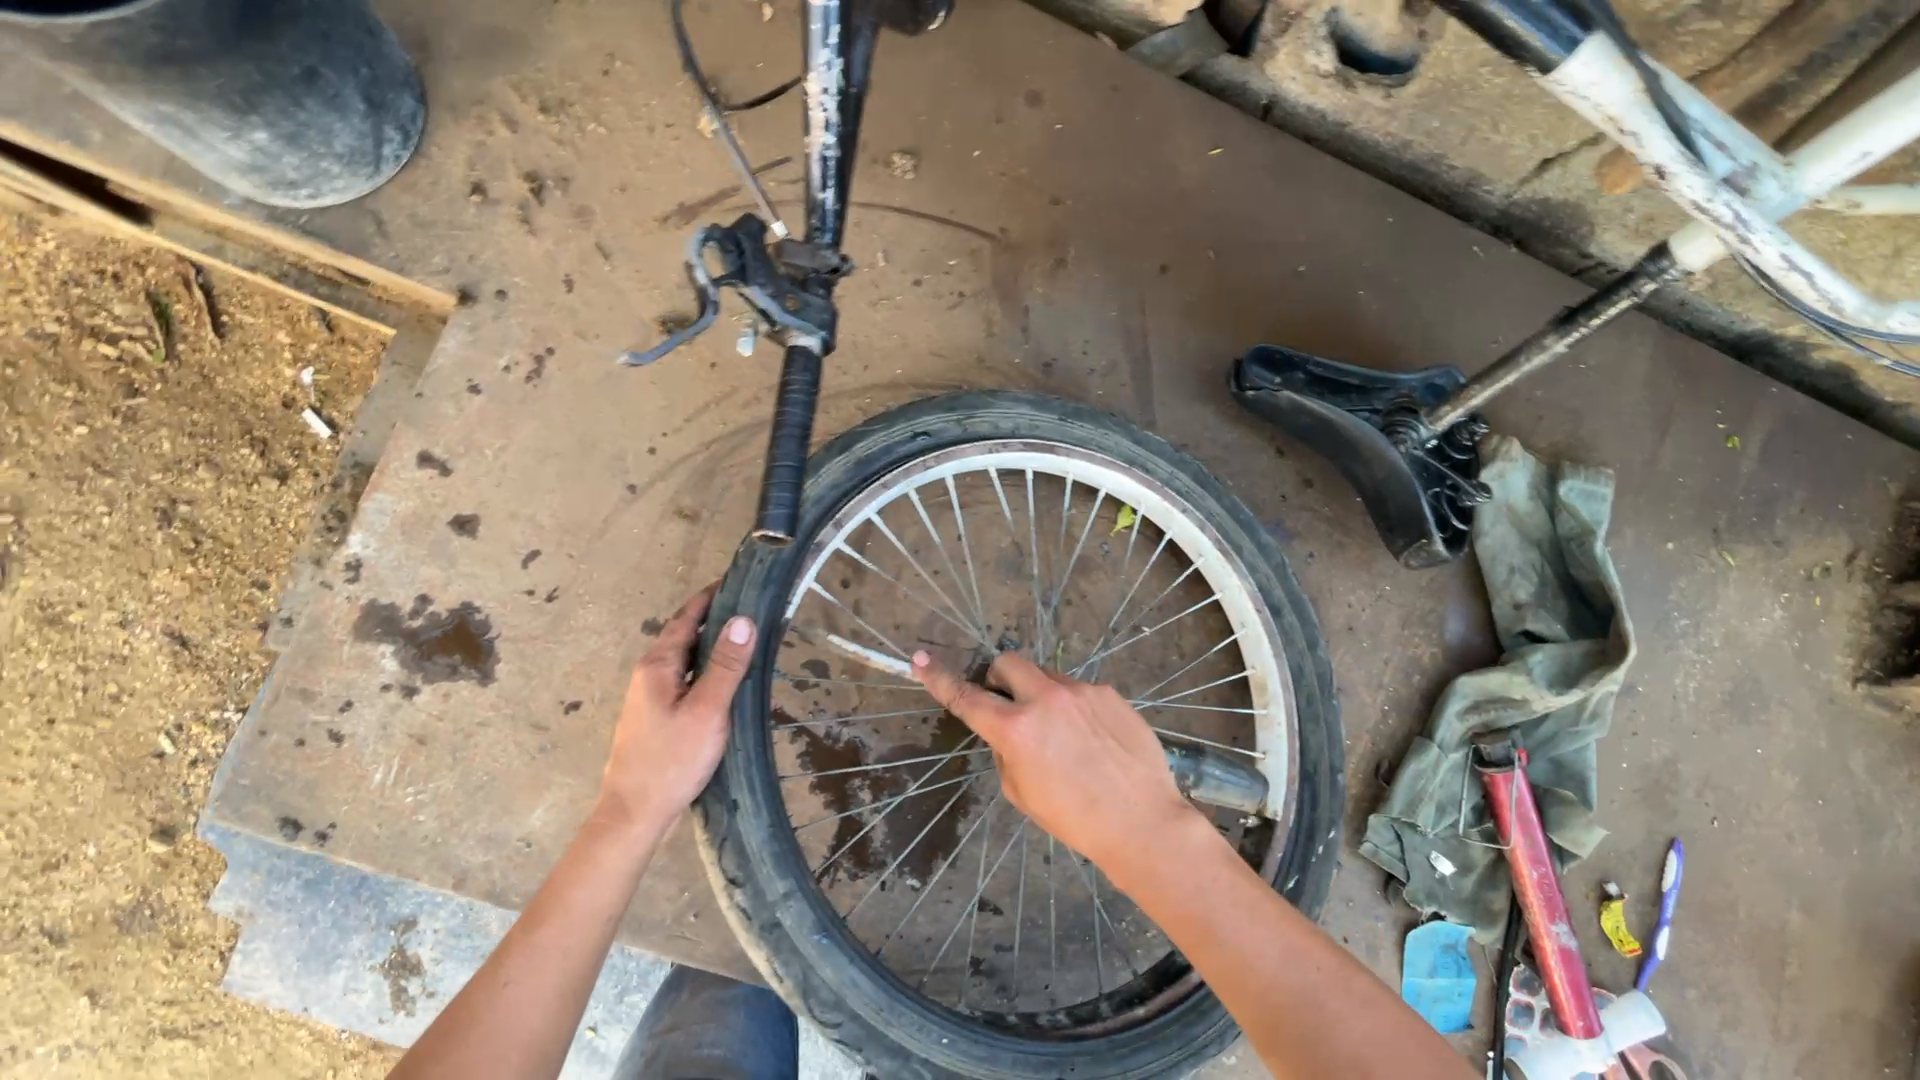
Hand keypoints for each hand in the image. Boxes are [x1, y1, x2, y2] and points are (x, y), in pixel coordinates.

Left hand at [596, 584, 755, 836]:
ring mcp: (651, 697)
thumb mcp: (707, 711)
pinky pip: (686, 681)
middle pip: (685, 635)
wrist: (635, 813)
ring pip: (686, 660)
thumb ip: (725, 665)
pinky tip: (728, 683)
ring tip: (748, 639)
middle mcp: (650, 674)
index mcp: (658, 665)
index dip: (712, 597)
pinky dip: (708, 671)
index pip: (687, 617)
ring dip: (713, 646)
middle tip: (754, 607)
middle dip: (716, 618)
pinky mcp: (657, 718)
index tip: (740, 580)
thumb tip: (743, 620)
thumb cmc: (671, 760)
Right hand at [910, 650, 1204, 869]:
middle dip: (1000, 676)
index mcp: (1016, 729)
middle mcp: (1046, 699)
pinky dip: (1074, 708)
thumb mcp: (1020, 791)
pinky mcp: (1110, 693)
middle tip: (1008, 701)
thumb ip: (1006, 751)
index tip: (921, 659)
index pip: (967, 697)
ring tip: (1063, 735)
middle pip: (1009, 662)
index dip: (940, 679)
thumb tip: (1009, 729)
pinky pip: (1080, 691)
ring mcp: (1082, 692)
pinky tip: (1092, 741)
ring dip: (1041, 695)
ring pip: (1047, 677)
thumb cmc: (1074, 818)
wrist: (1141, 821)